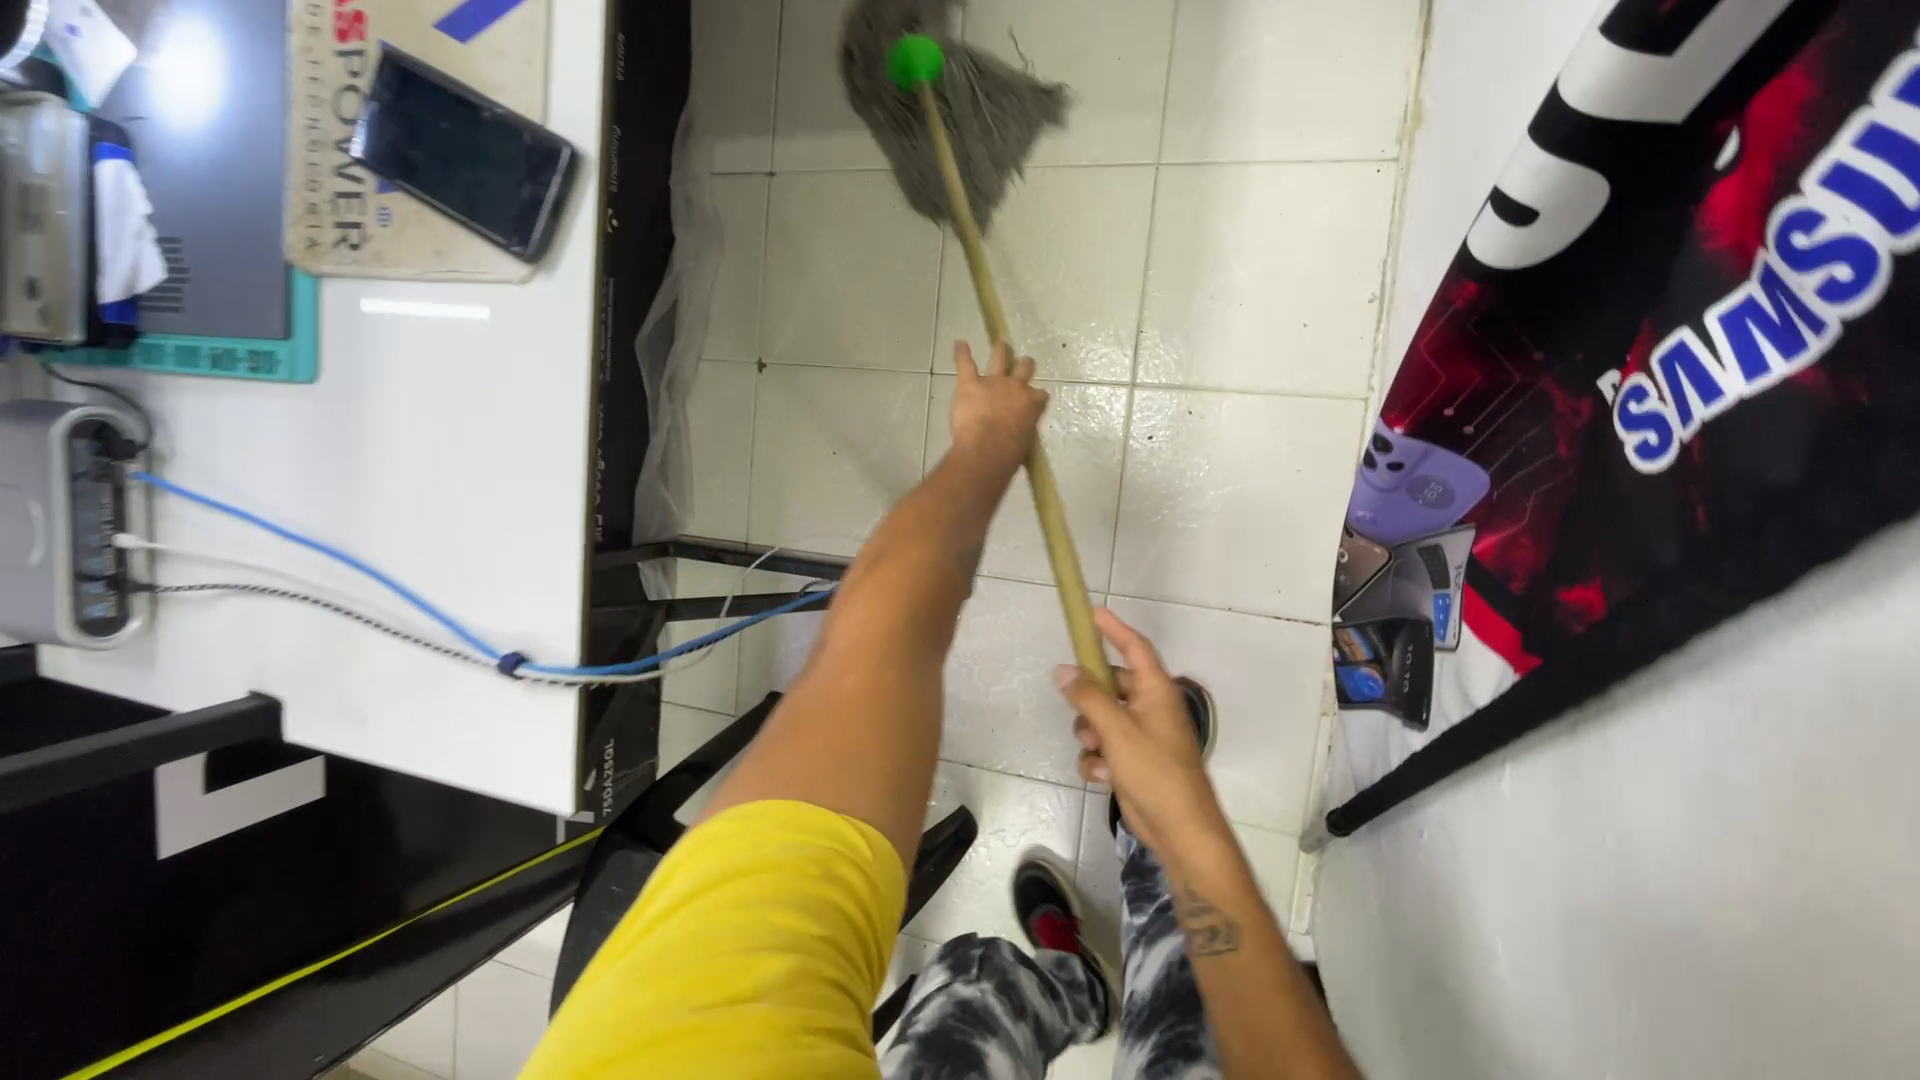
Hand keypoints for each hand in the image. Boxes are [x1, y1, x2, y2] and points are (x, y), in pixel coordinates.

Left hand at [950, 341, 1047, 471]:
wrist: (988, 449)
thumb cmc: (1010, 453)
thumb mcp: (1026, 443)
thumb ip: (1023, 431)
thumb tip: (1019, 435)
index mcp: (1032, 404)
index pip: (1040, 395)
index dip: (1036, 398)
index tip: (1035, 401)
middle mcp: (1016, 387)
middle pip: (1024, 368)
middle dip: (1025, 366)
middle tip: (1024, 363)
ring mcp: (993, 382)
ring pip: (1000, 357)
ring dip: (1000, 350)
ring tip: (1000, 344)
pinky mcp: (970, 383)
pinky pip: (965, 363)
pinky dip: (961, 353)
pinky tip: (959, 344)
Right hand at [1056, 609, 1229, 855]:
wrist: (1178, 828)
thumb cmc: (1155, 771)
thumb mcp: (1118, 730)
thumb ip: (1088, 697)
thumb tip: (1063, 670)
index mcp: (1156, 691)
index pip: (1135, 648)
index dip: (1114, 629)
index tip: (1092, 613)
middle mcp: (1148, 707)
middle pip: (1109, 684)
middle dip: (1089, 697)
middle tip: (1071, 700)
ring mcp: (1140, 735)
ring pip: (1099, 718)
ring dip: (1090, 734)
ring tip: (1097, 750)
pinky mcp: (1130, 760)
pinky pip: (1102, 747)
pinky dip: (1097, 759)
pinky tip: (1102, 775)